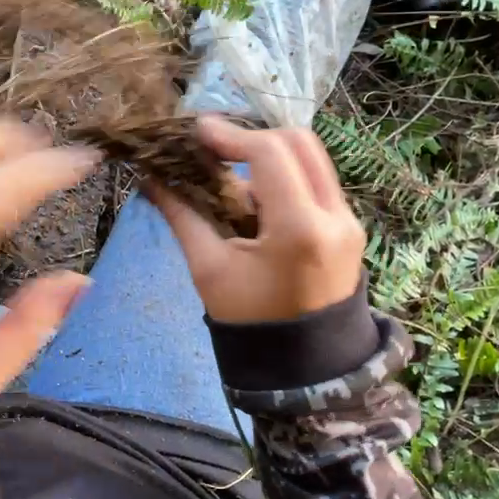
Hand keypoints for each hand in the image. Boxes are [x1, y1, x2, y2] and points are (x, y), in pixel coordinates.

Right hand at [149, 116, 364, 323]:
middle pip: (300, 143)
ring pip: (312, 160)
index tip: (195, 133)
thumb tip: (149, 178)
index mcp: (300, 228)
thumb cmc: (249, 320)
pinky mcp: (348, 227)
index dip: (230, 135)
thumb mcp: (208, 268)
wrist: (304, 365)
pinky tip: (251, 195)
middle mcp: (335, 216)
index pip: (270, 153)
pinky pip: (316, 182)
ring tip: (228, 172)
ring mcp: (349, 221)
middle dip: (252, 137)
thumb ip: (182, 215)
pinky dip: (283, 176)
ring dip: (268, 155)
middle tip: (213, 147)